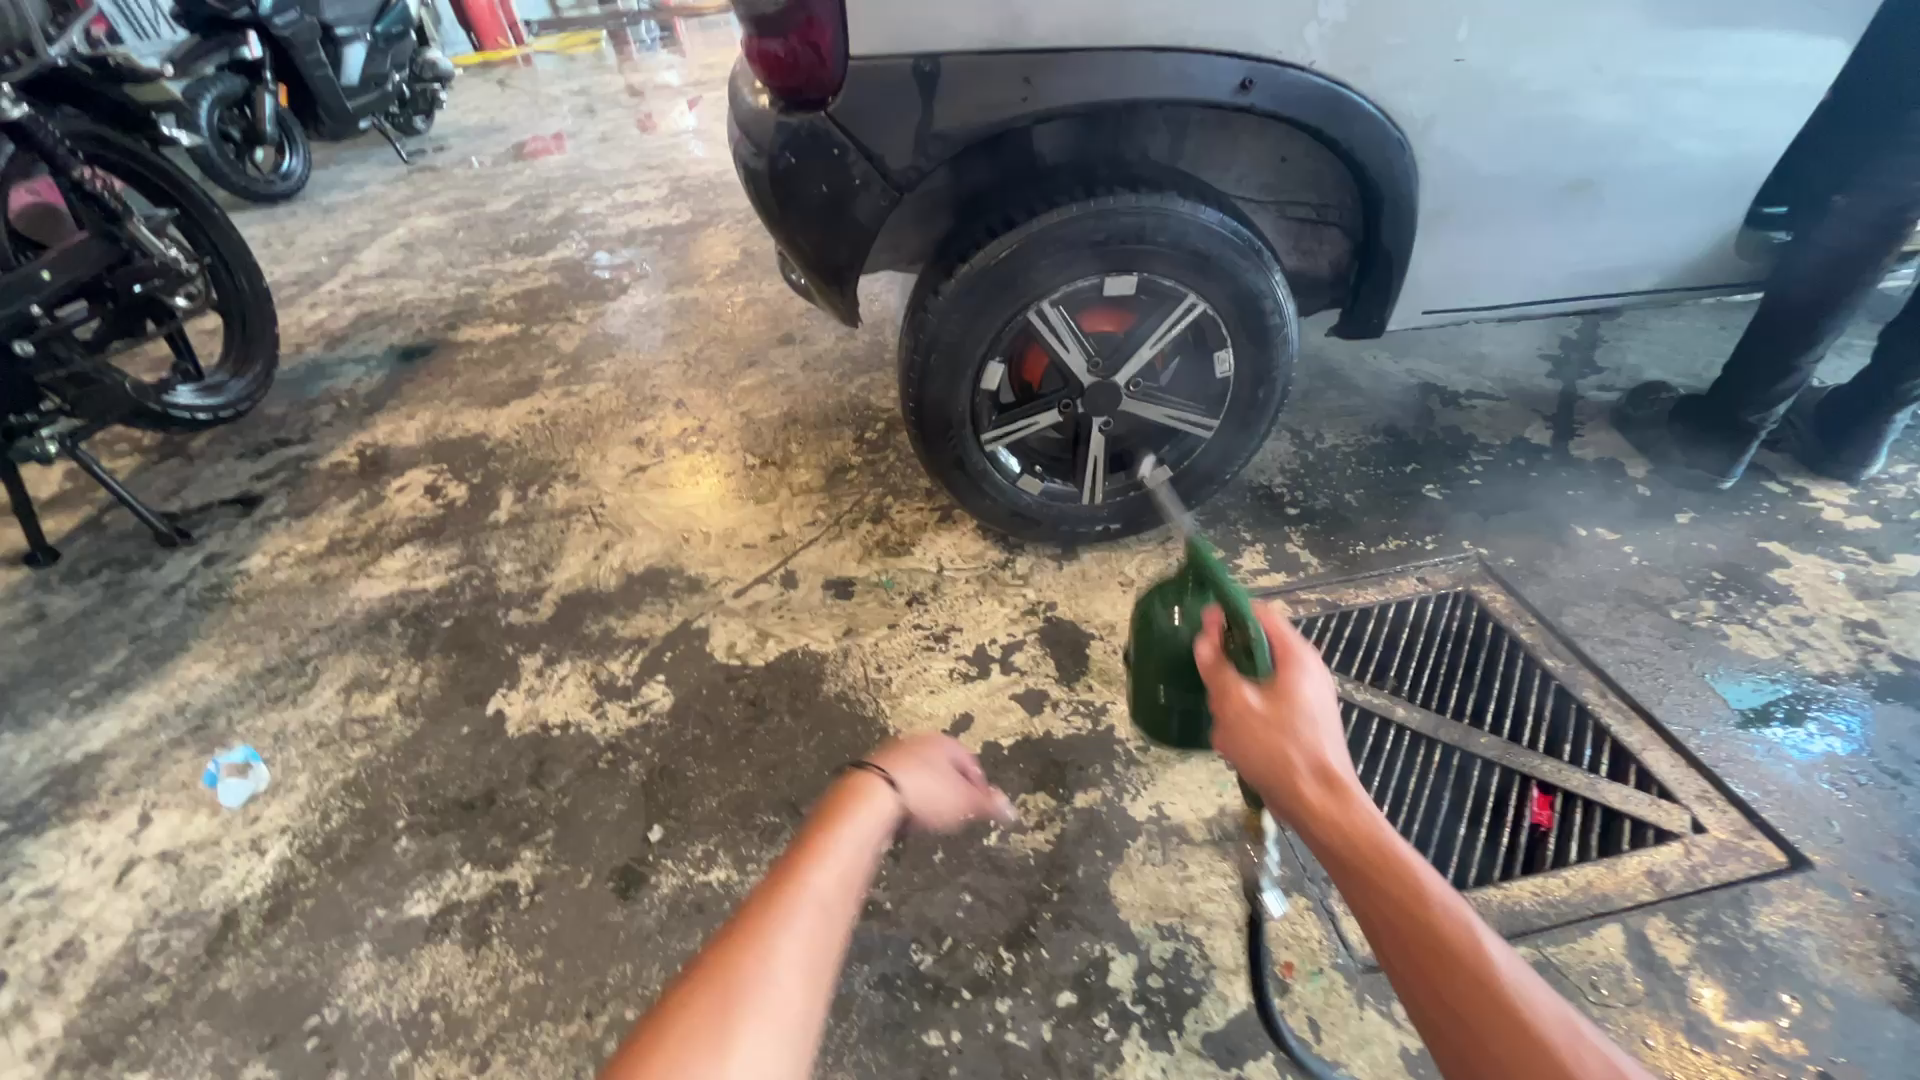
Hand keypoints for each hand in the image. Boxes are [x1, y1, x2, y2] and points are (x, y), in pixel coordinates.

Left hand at [860, 734, 1015, 833]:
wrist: (872, 795)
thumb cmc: (927, 794)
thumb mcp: (965, 802)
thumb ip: (988, 805)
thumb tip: (1012, 810)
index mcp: (944, 742)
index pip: (970, 762)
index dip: (978, 786)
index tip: (979, 808)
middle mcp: (918, 741)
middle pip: (942, 766)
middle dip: (950, 789)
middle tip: (955, 814)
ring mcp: (893, 753)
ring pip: (918, 775)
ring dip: (925, 795)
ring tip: (928, 820)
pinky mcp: (872, 771)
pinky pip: (897, 785)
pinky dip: (904, 799)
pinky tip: (903, 818)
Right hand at [1193, 601, 1368, 833]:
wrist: (1321, 805)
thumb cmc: (1278, 749)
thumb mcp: (1235, 705)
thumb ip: (1216, 667)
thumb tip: (1204, 638)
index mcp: (1295, 656)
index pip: (1259, 614)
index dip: (1228, 615)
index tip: (1201, 627)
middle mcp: (1305, 671)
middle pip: (1255, 651)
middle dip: (1228, 669)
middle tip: (1211, 689)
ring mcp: (1306, 699)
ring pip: (1256, 683)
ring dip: (1234, 701)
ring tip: (1224, 727)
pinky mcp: (1301, 723)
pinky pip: (1266, 708)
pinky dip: (1247, 720)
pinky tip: (1236, 745)